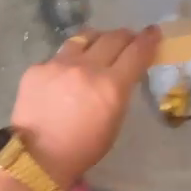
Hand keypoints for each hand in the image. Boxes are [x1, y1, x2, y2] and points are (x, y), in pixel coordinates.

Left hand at [9, 28, 159, 186]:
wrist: (38, 157)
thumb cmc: (83, 148)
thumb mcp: (114, 121)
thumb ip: (119, 91)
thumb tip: (121, 72)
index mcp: (111, 85)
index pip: (136, 52)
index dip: (148, 39)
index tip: (153, 32)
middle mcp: (87, 67)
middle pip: (112, 38)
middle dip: (124, 36)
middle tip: (128, 39)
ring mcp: (59, 64)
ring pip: (84, 37)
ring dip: (96, 40)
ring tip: (97, 46)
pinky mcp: (37, 67)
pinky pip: (58, 56)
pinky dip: (67, 62)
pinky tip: (64, 75)